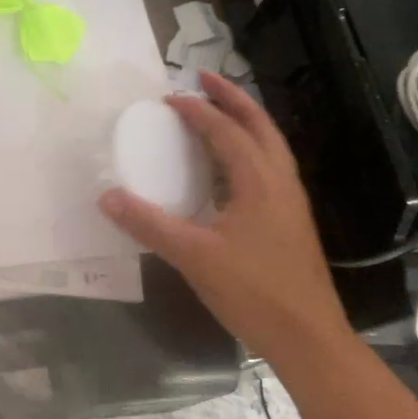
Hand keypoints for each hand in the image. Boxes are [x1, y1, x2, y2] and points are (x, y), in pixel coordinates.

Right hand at [99, 71, 354, 363]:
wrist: (310, 341)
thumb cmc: (254, 292)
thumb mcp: (194, 257)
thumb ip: (149, 224)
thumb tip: (107, 197)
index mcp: (259, 181)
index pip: (226, 130)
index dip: (197, 110)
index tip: (168, 98)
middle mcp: (280, 181)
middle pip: (260, 125)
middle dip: (233, 97)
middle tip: (205, 77)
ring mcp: (291, 201)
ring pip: (270, 144)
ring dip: (245, 120)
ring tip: (218, 110)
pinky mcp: (291, 220)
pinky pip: (270, 165)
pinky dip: (250, 147)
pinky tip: (230, 166)